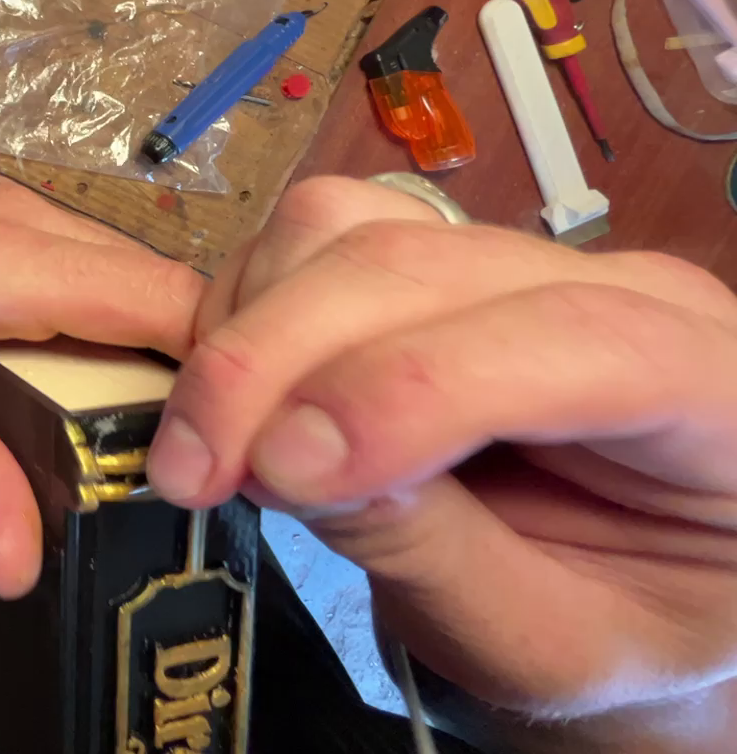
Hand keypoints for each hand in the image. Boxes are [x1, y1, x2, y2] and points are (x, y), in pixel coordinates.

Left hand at [0, 177, 204, 599]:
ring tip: (159, 414)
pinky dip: (118, 309)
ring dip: (159, 334)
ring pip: (131, 266)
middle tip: (197, 443)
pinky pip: (95, 257)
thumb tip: (20, 565)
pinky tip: (104, 365)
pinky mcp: (9, 209)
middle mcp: (13, 214)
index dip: (211, 366)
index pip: (148, 298)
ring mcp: (14, 202)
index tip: (229, 440)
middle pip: (156, 280)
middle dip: (197, 357)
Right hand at [147, 176, 736, 743]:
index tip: (280, 474)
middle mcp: (610, 288)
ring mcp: (490, 253)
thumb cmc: (593, 623)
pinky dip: (233, 311)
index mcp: (724, 397)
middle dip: (267, 366)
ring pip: (331, 231)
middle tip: (188, 470)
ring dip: (240, 334)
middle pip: (406, 267)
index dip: (405, 394)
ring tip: (214, 437)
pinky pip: (288, 238)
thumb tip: (284, 459)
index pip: (575, 344)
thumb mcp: (533, 641)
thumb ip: (427, 553)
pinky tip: (235, 389)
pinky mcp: (398, 244)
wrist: (575, 579)